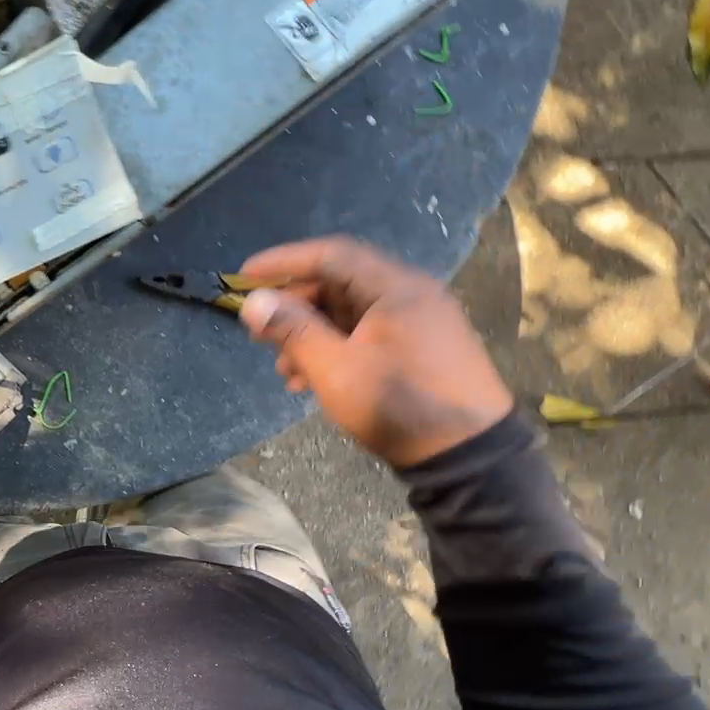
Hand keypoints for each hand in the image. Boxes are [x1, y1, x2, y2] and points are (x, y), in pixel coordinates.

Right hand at [237, 237, 514, 468]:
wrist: (466, 453)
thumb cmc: (397, 405)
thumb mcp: (335, 368)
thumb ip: (293, 330)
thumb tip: (253, 301)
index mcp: (396, 289)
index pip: (331, 256)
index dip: (282, 262)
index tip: (244, 276)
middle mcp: (409, 295)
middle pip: (337, 283)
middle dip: (292, 306)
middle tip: (256, 331)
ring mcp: (415, 321)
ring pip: (347, 312)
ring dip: (307, 333)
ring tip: (282, 367)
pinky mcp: (415, 347)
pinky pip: (362, 333)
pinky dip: (330, 347)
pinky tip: (307, 380)